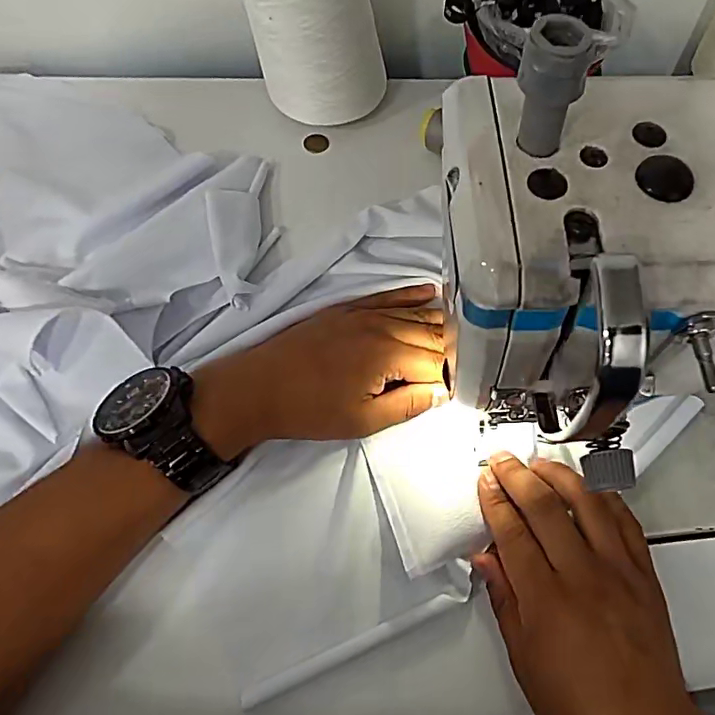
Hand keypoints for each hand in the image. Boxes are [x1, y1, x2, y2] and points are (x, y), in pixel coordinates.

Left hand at [189, 284, 447, 455]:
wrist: (257, 387)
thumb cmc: (307, 409)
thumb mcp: (363, 421)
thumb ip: (408, 404)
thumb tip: (441, 393)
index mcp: (387, 355)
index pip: (438, 362)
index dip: (451, 379)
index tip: (453, 393)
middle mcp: (380, 325)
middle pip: (433, 334)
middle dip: (450, 353)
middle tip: (457, 372)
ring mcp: (364, 312)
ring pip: (417, 313)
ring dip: (438, 327)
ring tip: (455, 342)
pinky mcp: (349, 307)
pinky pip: (390, 296)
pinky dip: (413, 295)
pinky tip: (431, 293)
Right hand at [474, 454, 714, 714]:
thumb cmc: (586, 714)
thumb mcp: (526, 660)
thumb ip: (506, 601)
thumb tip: (489, 563)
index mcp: (546, 600)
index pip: (512, 531)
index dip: (494, 500)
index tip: (485, 483)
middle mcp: (583, 577)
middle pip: (544, 506)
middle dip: (518, 475)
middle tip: (503, 461)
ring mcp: (618, 571)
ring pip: (586, 502)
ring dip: (560, 475)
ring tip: (541, 463)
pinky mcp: (644, 575)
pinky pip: (625, 522)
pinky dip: (606, 498)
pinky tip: (593, 489)